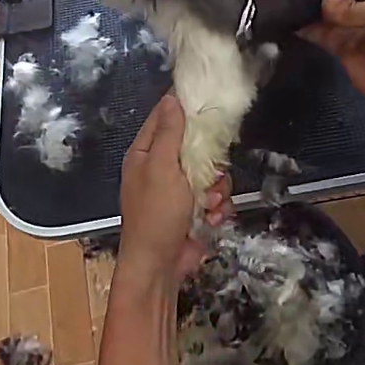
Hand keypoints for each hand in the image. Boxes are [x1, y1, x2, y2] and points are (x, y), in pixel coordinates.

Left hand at [117, 95, 229, 284]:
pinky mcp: (196, 209)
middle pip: (196, 145)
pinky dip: (218, 207)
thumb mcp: (161, 168)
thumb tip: (171, 98)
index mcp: (145, 154)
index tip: (208, 102)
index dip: (184, 108)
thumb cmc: (155, 214)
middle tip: (211, 169)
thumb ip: (168, 133)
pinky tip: (212, 218)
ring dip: (218, 188)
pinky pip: (218, 196)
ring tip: (209, 202)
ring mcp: (180, 190)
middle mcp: (162, 168)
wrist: (160, 265)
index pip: (165, 118)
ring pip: (213, 172)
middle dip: (210, 160)